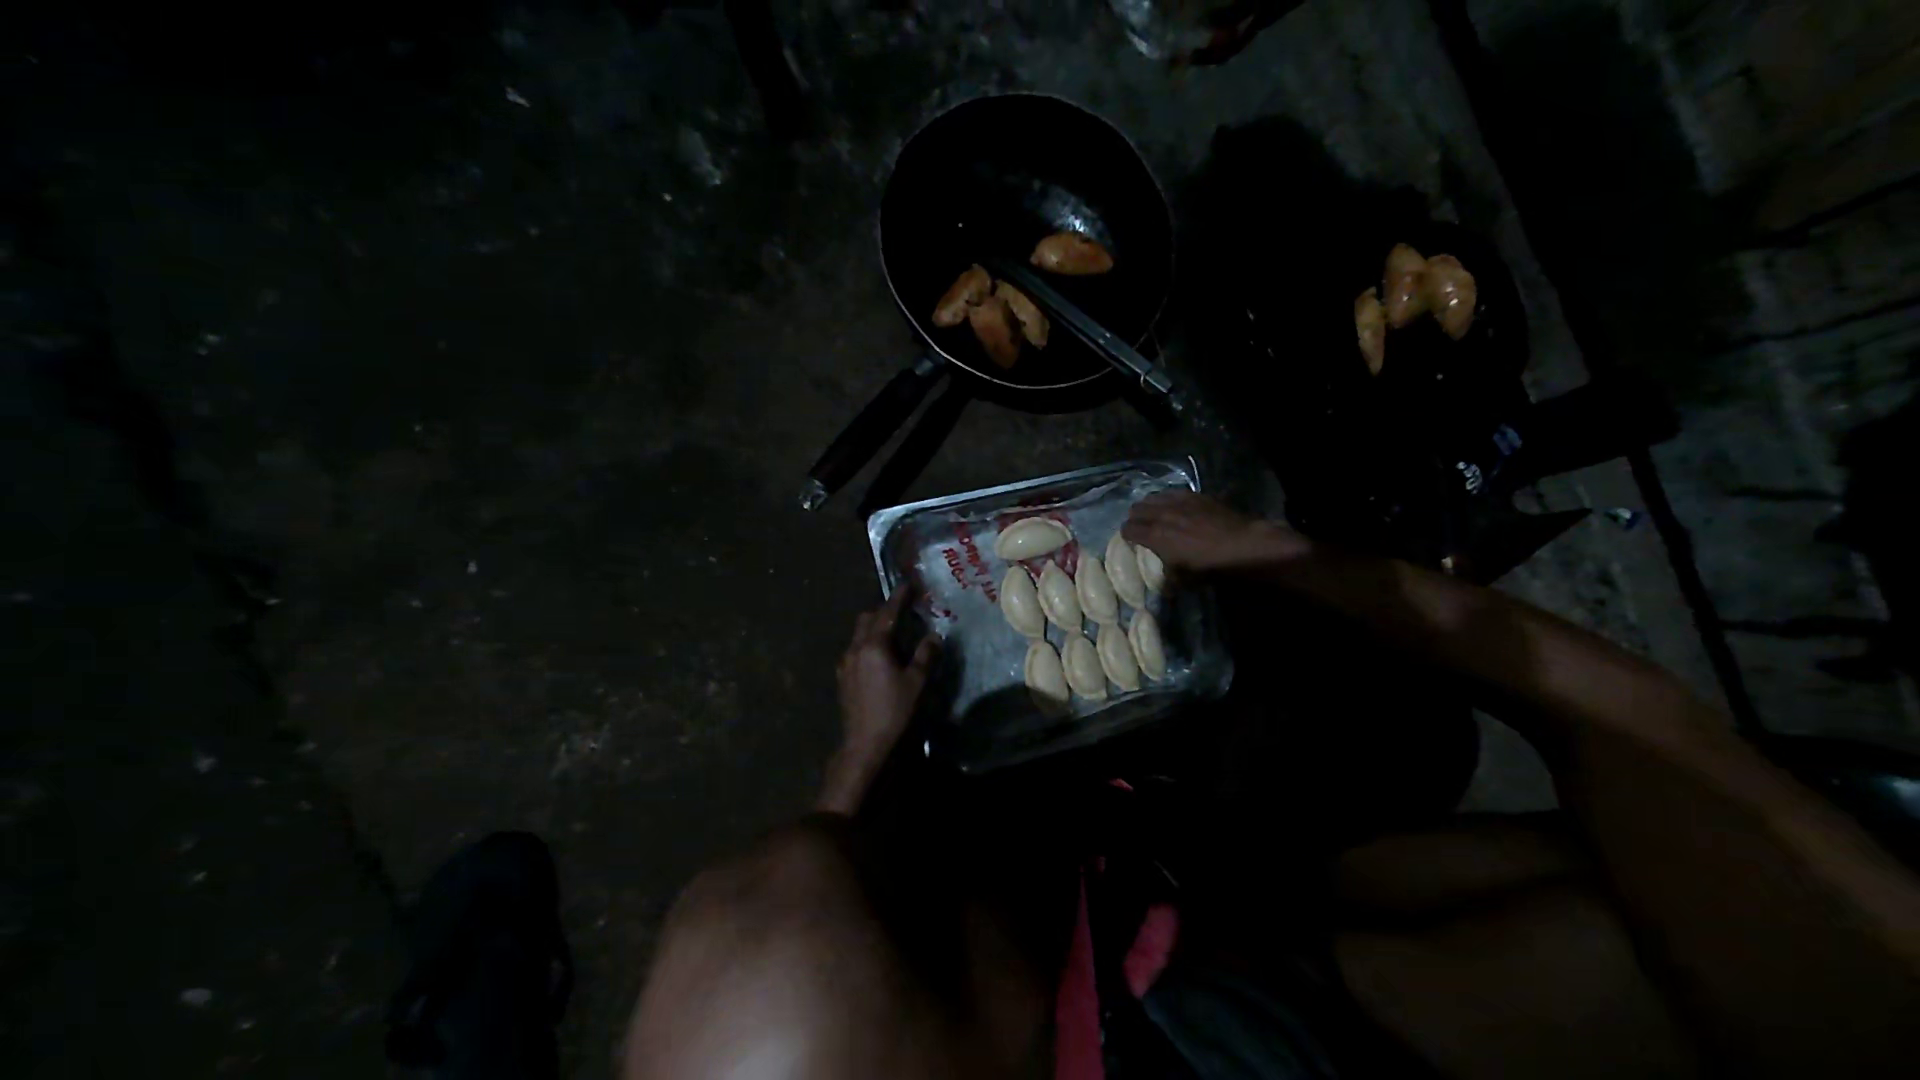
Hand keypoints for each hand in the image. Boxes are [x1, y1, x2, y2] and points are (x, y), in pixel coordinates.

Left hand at [821, 590, 937, 814]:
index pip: (887, 613)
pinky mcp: (843, 678)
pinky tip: (880, 658)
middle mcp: (855, 649)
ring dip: (874, 628)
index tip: (908, 584)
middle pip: (867, 619)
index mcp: (874, 645)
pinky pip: (855, 650)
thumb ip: (924, 656)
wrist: (864, 743)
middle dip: (883, 611)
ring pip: (858, 635)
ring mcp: (845, 663)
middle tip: (903, 611)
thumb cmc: (893, 711)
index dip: (899, 597)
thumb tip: (933, 637)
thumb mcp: (915, 683)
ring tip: (894, 634)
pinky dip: (868, 645)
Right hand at [1121, 491, 1304, 573]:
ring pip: (1152, 498)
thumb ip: (1168, 577)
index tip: (1130, 540)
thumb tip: (1163, 581)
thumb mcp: (1184, 580)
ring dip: (1148, 506)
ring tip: (1153, 514)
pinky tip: (1172, 504)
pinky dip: (1166, 498)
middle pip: (1136, 510)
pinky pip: (1172, 492)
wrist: (1244, 546)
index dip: (1126, 535)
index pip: (1128, 529)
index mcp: (1155, 536)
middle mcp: (1162, 515)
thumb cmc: (1212, 567)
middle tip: (1140, 527)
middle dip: (1135, 518)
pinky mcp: (1195, 495)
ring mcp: (1179, 502)